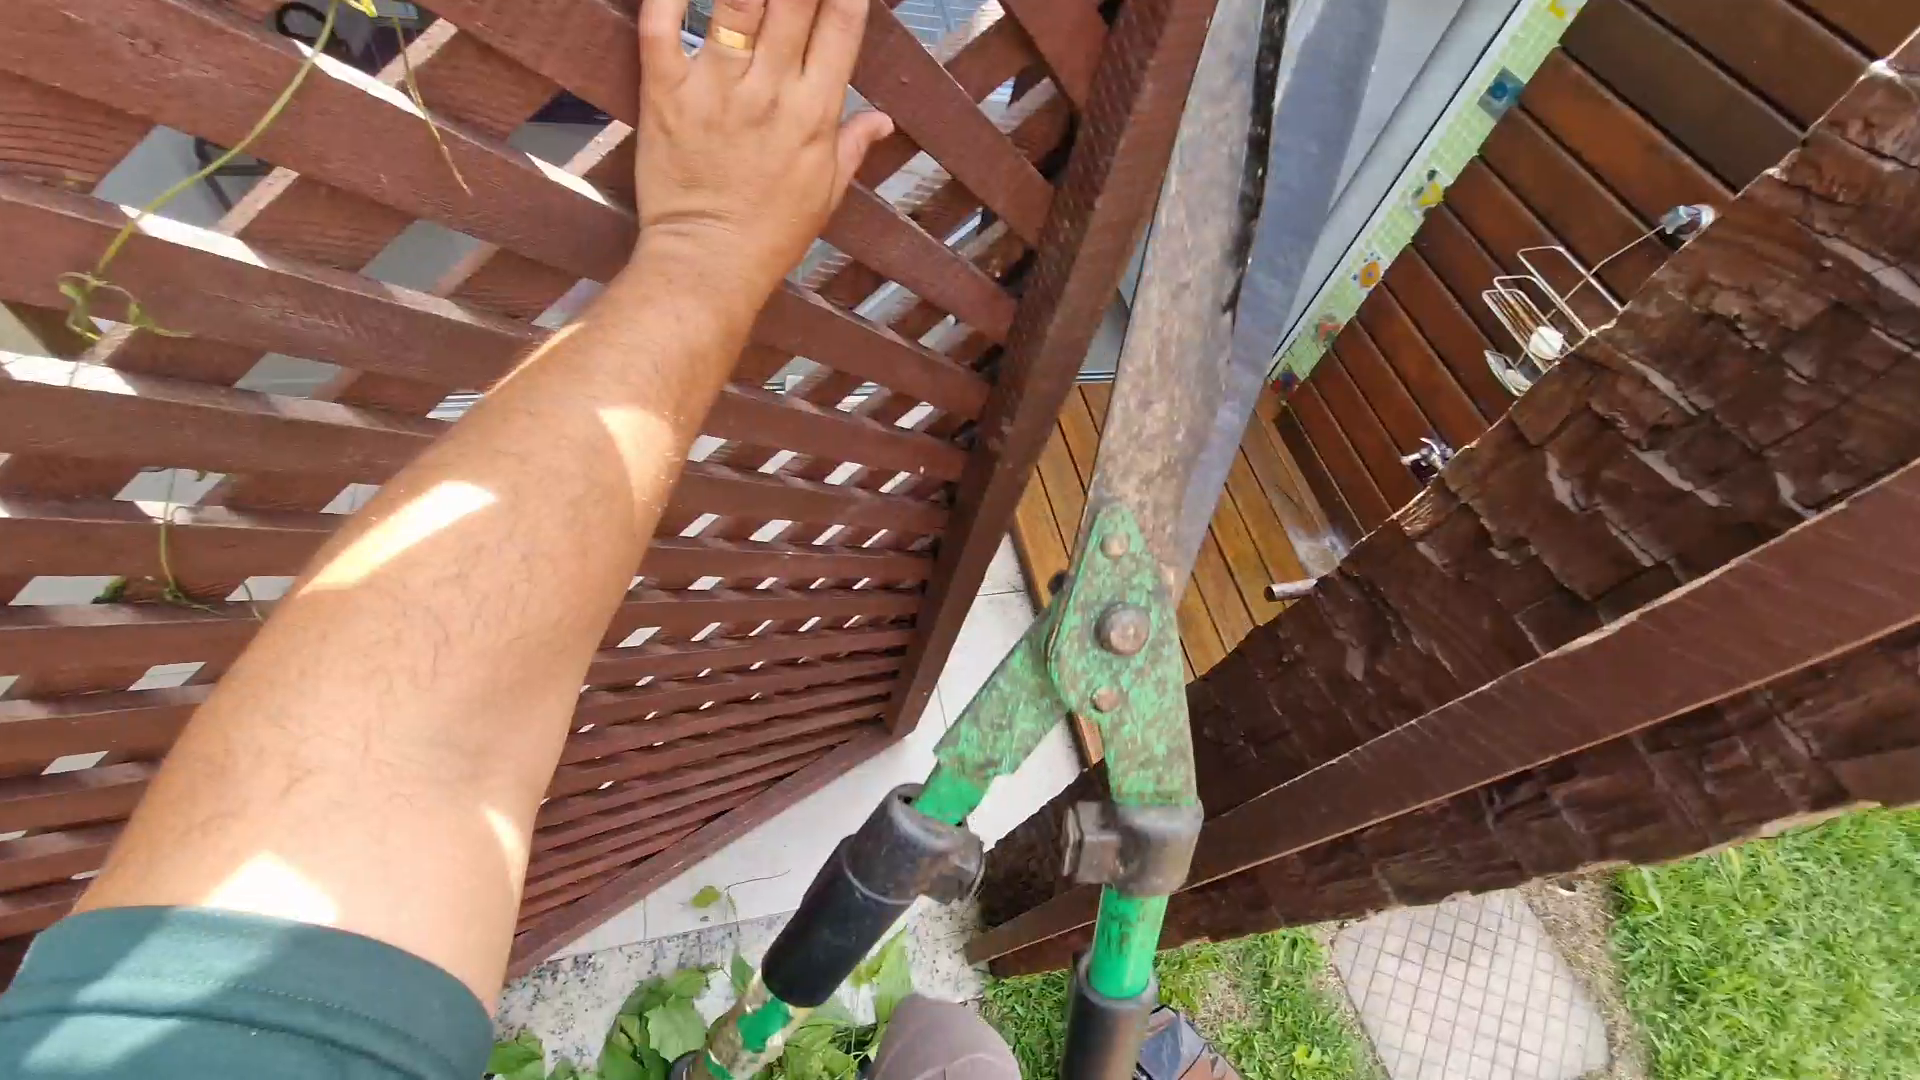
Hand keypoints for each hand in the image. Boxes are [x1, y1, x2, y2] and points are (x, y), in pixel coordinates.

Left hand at [634, 0, 894, 300]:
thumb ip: (853, 146)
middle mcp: (770, 93)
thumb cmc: (772, 234)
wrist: (711, 264)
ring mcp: (716, 89)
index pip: (841, 26)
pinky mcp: (665, 92)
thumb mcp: (826, 194)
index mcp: (814, 115)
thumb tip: (883, 120)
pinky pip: (661, 23)